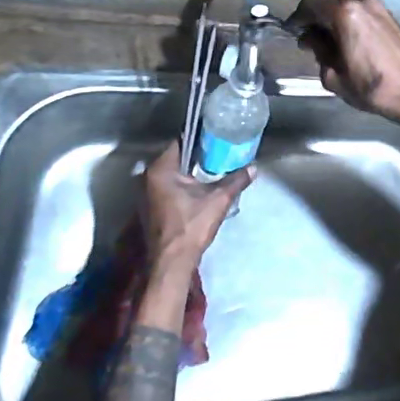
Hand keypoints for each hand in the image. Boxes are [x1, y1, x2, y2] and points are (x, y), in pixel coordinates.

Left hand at [140, 142, 252, 268]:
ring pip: (170, 175)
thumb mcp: (218, 200)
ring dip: (188, 174)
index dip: (198, 138)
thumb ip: (236, 181)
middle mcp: (148, 177)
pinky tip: (197, 192)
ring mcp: (145, 194)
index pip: (180, 142)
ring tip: (210, 172)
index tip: (215, 138)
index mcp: (161, 169)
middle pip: (175, 158)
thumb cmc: (191, 226)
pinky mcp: (148, 207)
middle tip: (217, 154)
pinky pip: (166, 188)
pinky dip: (180, 187)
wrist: (172, 262)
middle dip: (195, 157)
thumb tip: (254, 168)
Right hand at [286, 0, 399, 123]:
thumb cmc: (370, 87)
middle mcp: (360, 1)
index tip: (291, 32)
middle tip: (306, 37)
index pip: (310, 4)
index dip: (297, 18)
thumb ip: (318, 49)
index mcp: (344, 13)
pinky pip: (357, 9)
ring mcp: (376, 5)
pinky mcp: (386, 14)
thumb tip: (310, 38)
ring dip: (329, 16)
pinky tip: (344, 38)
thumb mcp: (333, 74)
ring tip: (325, 40)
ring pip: (342, 2)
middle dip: (313, 15)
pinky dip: (345, 18)